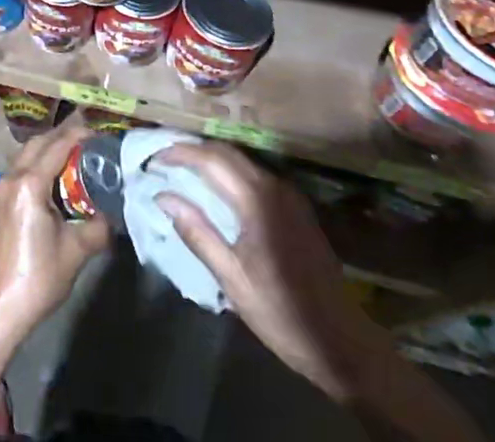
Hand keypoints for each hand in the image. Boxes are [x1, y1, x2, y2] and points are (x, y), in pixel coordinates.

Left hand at [0, 124, 111, 335]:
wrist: (2, 301)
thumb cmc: (40, 274)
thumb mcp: (78, 249)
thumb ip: (98, 224)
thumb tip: (112, 210)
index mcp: (28, 184)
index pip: (55, 148)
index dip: (77, 136)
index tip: (98, 131)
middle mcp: (10, 178)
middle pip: (36, 145)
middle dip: (61, 137)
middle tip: (89, 139)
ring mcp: (0, 188)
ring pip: (25, 156)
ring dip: (48, 150)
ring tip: (77, 155)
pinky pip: (19, 171)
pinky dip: (38, 165)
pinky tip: (56, 178)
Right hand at [150, 142, 387, 398]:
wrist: (343, 344)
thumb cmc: (281, 312)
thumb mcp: (230, 277)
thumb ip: (196, 232)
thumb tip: (162, 196)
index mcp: (257, 203)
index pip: (210, 160)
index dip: (177, 153)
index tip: (151, 160)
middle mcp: (276, 190)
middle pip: (227, 152)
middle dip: (192, 150)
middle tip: (162, 160)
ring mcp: (291, 199)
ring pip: (242, 161)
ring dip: (210, 158)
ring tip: (182, 169)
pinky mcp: (297, 210)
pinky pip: (256, 175)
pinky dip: (229, 171)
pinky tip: (215, 187)